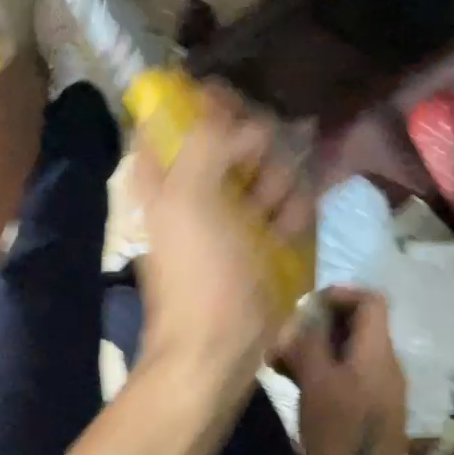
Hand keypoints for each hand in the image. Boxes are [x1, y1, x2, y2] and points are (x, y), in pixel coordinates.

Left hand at [131, 84, 314, 394]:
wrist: (219, 348)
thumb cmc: (198, 274)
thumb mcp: (188, 198)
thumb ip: (207, 142)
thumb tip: (245, 123)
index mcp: (161, 171)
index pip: (179, 112)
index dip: (212, 106)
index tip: (240, 116)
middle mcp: (193, 182)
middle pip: (237, 134)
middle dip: (258, 154)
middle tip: (256, 183)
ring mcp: (230, 208)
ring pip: (269, 166)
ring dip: (280, 188)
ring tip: (272, 220)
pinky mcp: (261, 233)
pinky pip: (288, 201)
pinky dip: (292, 215)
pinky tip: (286, 235)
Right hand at [281, 288, 440, 454]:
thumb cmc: (342, 436)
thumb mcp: (317, 384)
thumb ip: (309, 343)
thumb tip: (302, 315)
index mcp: (376, 352)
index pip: (370, 300)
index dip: (338, 294)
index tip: (304, 307)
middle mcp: (383, 362)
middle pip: (354, 322)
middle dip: (314, 323)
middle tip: (281, 340)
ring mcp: (377, 385)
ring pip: (345, 348)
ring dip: (311, 347)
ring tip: (277, 362)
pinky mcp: (368, 405)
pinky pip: (344, 371)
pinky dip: (318, 368)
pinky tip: (292, 383)